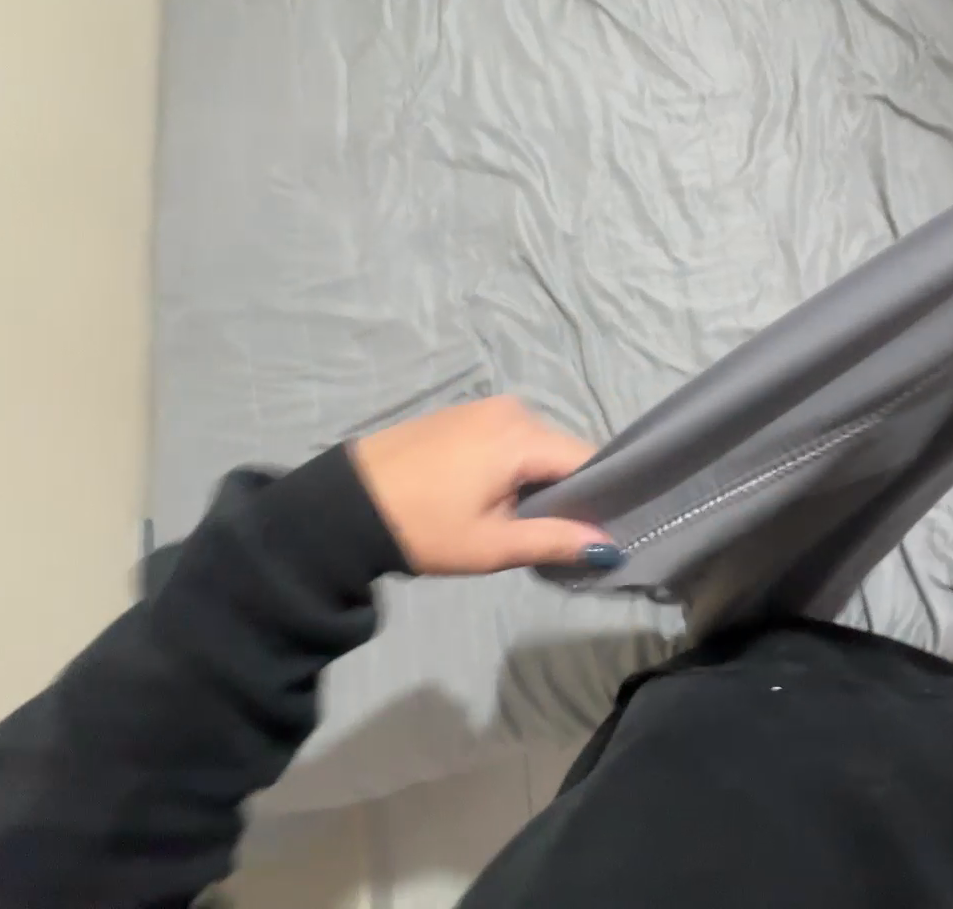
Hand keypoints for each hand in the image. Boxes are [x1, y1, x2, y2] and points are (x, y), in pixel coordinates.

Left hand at [348, 397, 622, 574]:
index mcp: (522, 436)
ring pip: (538, 444)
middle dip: (567, 487)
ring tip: (518, 515)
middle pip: (563, 450)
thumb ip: (555, 540)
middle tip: (553, 530)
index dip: (600, 493)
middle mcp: (513, 409)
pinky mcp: (465, 412)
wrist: (341, 507)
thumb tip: (610, 546)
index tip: (597, 527)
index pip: (588, 459)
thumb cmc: (422, 527)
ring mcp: (486, 406)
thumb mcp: (491, 544)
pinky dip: (515, 463)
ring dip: (539, 476)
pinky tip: (494, 492)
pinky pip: (512, 436)